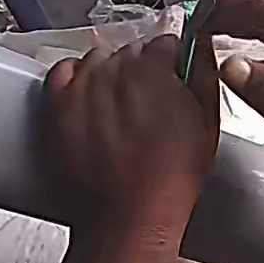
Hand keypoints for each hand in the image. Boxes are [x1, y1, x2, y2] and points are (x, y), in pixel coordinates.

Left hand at [42, 34, 217, 236]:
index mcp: (154, 69)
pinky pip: (63, 73)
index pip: (164, 43)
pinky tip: (87, 102)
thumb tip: (201, 49)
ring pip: (96, 62)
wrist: (126, 219)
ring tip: (116, 112)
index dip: (171, 64)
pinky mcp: (56, 105)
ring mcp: (82, 86)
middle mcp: (114, 70)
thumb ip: (203, 77)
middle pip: (129, 53)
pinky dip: (75, 81)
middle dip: (140, 74)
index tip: (171, 80)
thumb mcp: (206, 125)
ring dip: (107, 78)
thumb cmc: (168, 181)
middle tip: (146, 107)